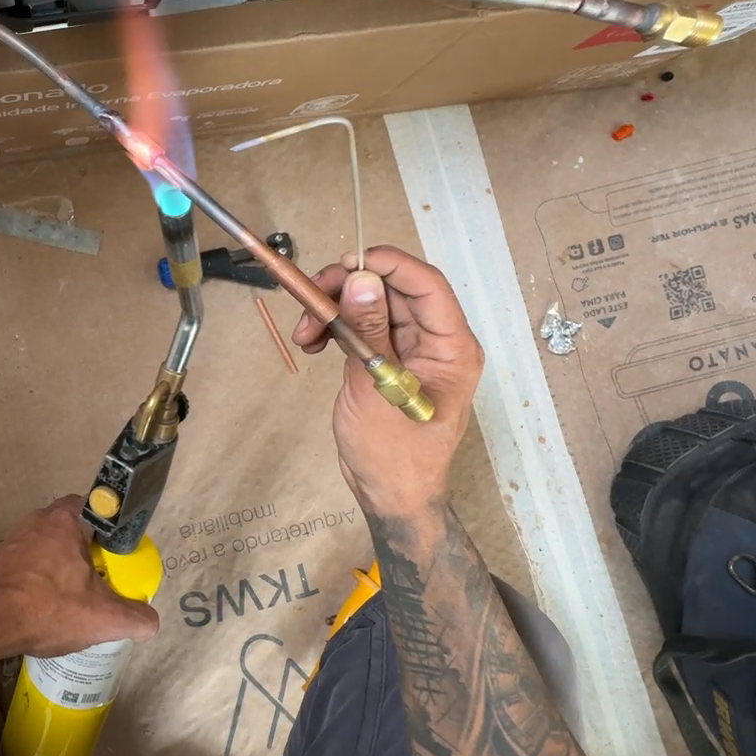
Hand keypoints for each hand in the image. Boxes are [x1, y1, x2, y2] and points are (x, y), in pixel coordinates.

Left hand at [0, 496, 160, 657]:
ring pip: (52, 542)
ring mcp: (17, 537)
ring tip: (76, 592)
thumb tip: (150, 623)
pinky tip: (50, 601)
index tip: (117, 554)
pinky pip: (33, 558)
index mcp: (67, 520)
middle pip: (75, 525)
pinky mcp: (3, 557)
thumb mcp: (104, 618)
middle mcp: (40, 519)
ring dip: (64, 562)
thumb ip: (136, 619)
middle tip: (101, 575)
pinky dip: (44, 574)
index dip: (111, 528)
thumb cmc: (49, 608)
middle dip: (89, 548)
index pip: (97, 507)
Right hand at [290, 246, 483, 520]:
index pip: (426, 285)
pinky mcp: (384, 357)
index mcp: (451, 347)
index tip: (345, 262)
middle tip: (309, 300)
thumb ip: (369, 331)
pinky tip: (312, 344)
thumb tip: (361, 279)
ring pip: (370, 305)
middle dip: (347, 289)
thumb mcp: (377, 388)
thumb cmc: (393, 453)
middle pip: (392, 290)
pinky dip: (333, 328)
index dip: (388, 265)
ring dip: (332, 310)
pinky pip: (359, 326)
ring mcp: (408, 349)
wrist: (387, 493)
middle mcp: (434, 341)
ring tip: (304, 334)